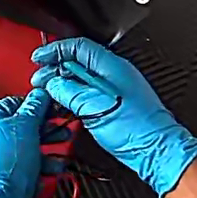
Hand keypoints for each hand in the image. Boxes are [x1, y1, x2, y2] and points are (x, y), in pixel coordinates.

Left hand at [0, 88, 51, 197]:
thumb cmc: (3, 164)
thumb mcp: (25, 126)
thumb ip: (34, 108)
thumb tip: (39, 95)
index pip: (13, 104)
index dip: (35, 105)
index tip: (51, 108)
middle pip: (22, 129)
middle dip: (45, 131)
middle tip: (61, 131)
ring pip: (27, 151)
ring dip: (47, 153)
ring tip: (59, 157)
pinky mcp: (5, 181)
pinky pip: (26, 170)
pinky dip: (39, 170)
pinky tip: (48, 172)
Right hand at [30, 38, 196, 196]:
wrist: (157, 151)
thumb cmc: (136, 129)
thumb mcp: (94, 107)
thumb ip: (69, 91)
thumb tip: (52, 83)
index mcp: (110, 66)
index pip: (77, 46)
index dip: (55, 50)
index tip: (39, 59)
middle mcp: (113, 73)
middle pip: (77, 61)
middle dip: (55, 69)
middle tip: (40, 81)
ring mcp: (115, 88)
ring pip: (81, 79)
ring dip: (63, 85)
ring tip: (49, 97)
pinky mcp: (115, 104)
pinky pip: (88, 93)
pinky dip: (73, 97)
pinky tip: (66, 108)